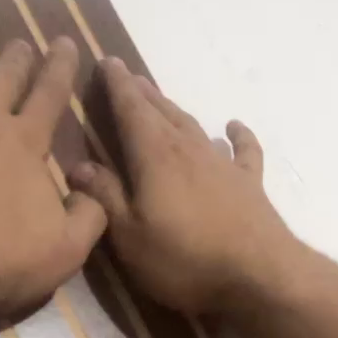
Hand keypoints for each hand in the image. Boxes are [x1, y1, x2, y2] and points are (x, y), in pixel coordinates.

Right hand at [68, 58, 298, 314]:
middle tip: (127, 76)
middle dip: (142, 93)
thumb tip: (78, 165)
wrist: (259, 275)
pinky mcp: (249, 184)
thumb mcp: (130, 236)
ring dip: (175, 110)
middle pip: (162, 112)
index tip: (106, 62)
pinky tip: (232, 126)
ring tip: (160, 99)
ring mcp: (223, 165)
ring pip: (194, 126)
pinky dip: (237, 135)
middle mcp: (189, 150)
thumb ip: (105, 198)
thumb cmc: (184, 260)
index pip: (131, 110)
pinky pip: (243, 150)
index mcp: (155, 157)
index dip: (117, 85)